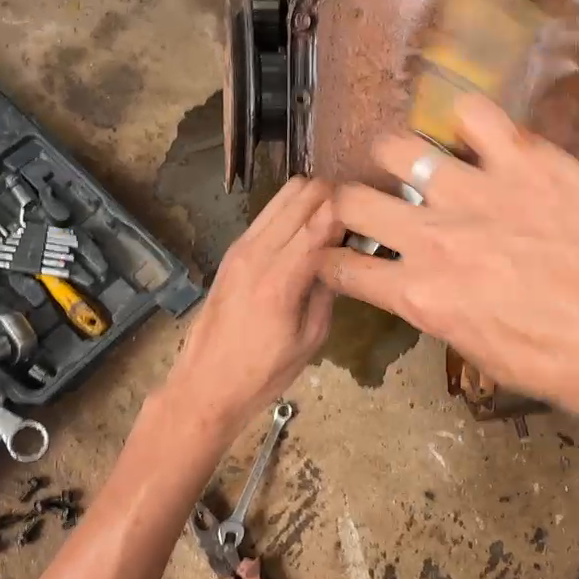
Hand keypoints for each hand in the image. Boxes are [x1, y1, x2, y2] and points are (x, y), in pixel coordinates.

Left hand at [157, 177, 339, 437]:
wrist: (205, 384)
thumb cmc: (263, 373)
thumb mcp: (310, 339)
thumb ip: (328, 291)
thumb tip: (343, 258)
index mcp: (280, 279)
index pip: (320, 220)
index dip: (349, 207)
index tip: (373, 207)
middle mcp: (257, 252)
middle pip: (300, 194)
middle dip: (331, 194)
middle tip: (356, 210)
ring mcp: (240, 248)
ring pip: (280, 196)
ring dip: (309, 198)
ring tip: (333, 216)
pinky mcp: (232, 252)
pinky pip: (267, 215)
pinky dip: (290, 211)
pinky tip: (306, 230)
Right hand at [320, 94, 578, 425]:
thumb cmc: (571, 368)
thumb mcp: (486, 356)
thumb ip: (442, 312)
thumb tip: (426, 289)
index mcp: (423, 296)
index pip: (344, 268)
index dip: (330, 261)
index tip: (333, 254)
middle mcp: (436, 239)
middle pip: (353, 202)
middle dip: (347, 204)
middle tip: (366, 203)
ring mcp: (481, 193)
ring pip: (398, 149)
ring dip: (396, 159)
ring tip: (412, 162)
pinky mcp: (529, 162)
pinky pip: (477, 116)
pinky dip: (467, 121)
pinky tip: (475, 136)